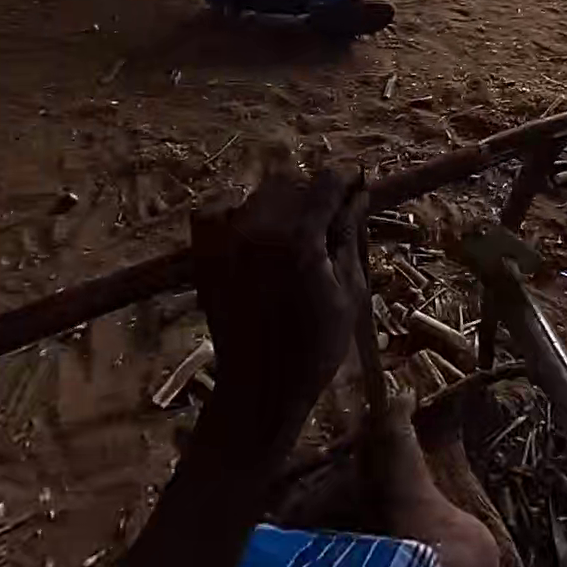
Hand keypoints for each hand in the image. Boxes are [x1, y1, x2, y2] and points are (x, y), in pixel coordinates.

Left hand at [190, 163, 359, 434]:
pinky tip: (256, 230)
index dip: (347, 177)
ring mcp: (227, 238)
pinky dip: (239, 209)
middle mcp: (259, 227)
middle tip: (331, 217)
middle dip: (316, 192)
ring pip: (261, 193)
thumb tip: (359, 194)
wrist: (259, 389)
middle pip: (293, 182)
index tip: (357, 183)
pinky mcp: (206, 252)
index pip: (327, 182)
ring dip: (284, 201)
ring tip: (297, 230)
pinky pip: (220, 209)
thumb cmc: (315, 348)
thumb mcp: (349, 292)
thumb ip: (349, 235)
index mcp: (299, 238)